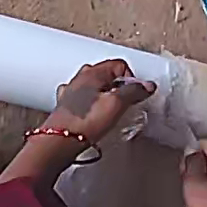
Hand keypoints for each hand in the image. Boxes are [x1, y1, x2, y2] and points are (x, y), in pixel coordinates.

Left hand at [41, 59, 155, 142]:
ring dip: (105, 96)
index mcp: (92, 72)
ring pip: (94, 87)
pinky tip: (94, 117)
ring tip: (109, 112)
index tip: (134, 94)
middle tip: (124, 103)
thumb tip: (146, 85)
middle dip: (118, 87)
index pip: (119, 64)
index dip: (131, 79)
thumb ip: (133, 92)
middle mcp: (79, 79)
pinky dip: (92, 105)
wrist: (60, 141)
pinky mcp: (67, 107)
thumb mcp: (116, 104)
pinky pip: (84, 100)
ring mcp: (71, 92)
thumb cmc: (84, 121)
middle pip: (106, 75)